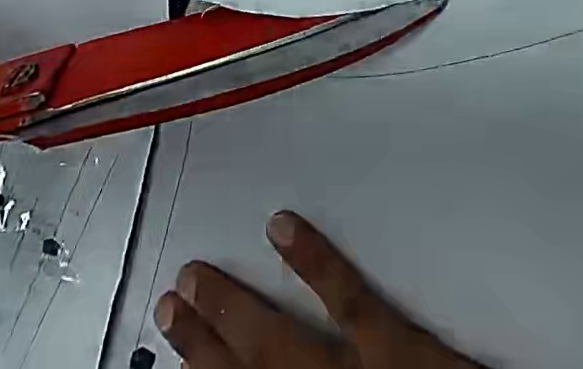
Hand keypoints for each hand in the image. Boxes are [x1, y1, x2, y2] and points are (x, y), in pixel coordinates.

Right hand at [156, 211, 483, 367]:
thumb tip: (291, 363)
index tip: (176, 349)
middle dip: (206, 341)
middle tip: (176, 300)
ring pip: (282, 344)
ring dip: (234, 308)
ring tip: (199, 276)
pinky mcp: (406, 350)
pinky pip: (352, 300)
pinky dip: (314, 263)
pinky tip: (281, 226)